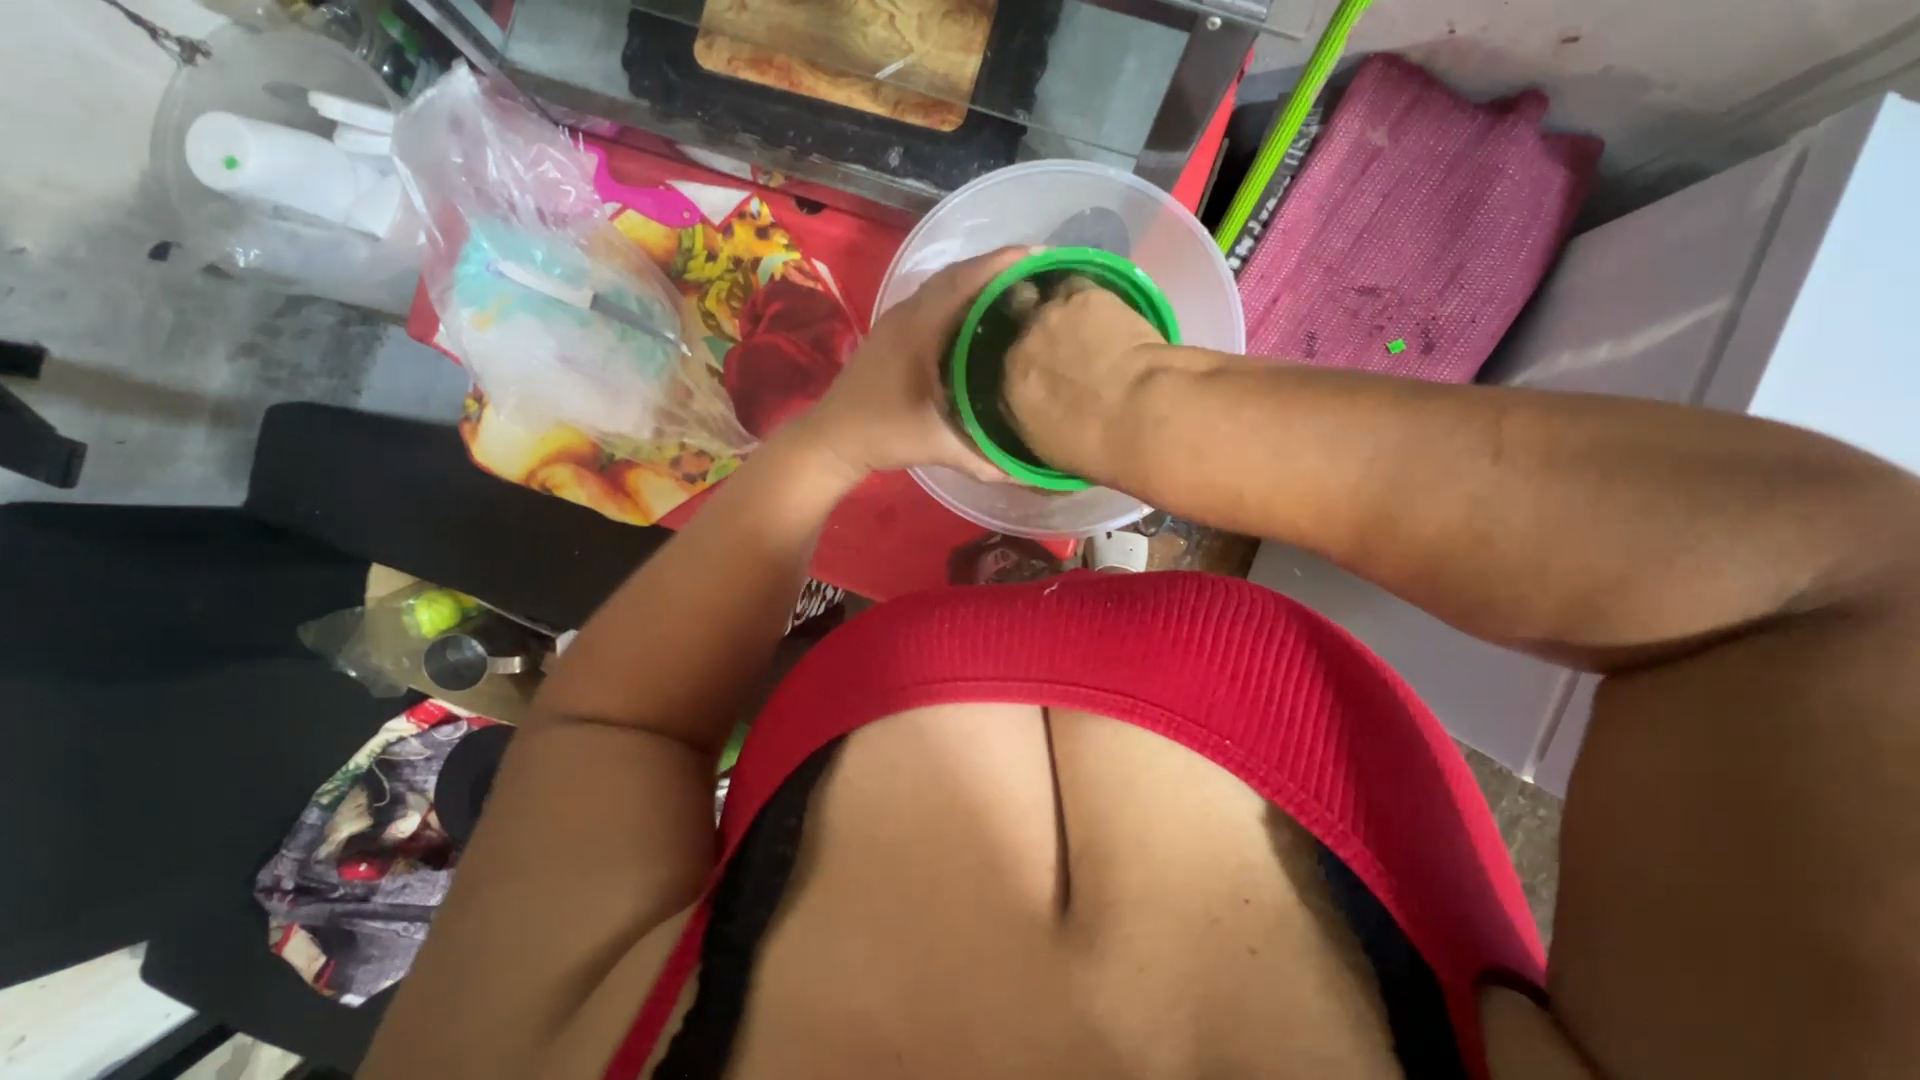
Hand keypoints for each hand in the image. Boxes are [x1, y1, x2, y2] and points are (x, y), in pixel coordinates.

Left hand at [784, 248, 1028, 482]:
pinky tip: (981, 314)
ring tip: (1017, 287)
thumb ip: (982, 460)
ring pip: (943, 287)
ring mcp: (896, 321)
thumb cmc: (881, 434)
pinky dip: (961, 297)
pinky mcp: (892, 333)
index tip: (1039, 256)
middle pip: (956, 276)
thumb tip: (1028, 475)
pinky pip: (933, 301)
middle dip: (997, 267)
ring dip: (978, 280)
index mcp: (918, 330)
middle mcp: (907, 316)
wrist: (831, 439)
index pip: (964, 282)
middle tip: (1038, 272)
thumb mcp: (936, 446)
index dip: (1002, 264)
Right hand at [1001, 280, 1225, 483]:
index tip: (1039, 369)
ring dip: (1061, 309)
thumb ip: (1032, 419)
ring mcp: (1048, 314)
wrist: (1137, 413)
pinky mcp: (1081, 294)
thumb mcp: (1048, 446)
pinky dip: (1088, 297)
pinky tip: (1106, 310)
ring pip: (1046, 300)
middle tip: (1062, 343)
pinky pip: (1077, 286)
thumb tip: (1038, 409)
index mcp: (1003, 386)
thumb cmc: (1094, 445)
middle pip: (1018, 325)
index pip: (1002, 365)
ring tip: (1084, 322)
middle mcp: (1017, 344)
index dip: (1021, 363)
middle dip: (1035, 332)